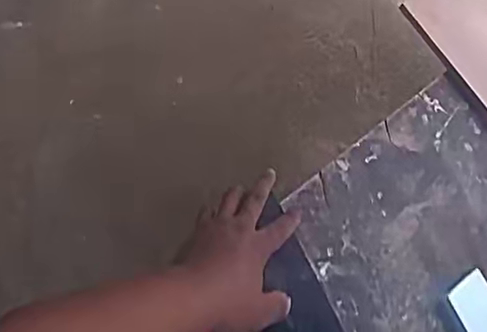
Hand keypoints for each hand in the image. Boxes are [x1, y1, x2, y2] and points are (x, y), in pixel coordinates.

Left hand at [175, 169, 299, 331]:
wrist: (190, 295)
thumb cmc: (226, 302)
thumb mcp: (256, 312)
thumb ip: (273, 305)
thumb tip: (285, 302)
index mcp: (257, 247)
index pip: (279, 231)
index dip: (290, 221)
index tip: (297, 211)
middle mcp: (240, 230)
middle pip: (255, 202)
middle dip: (264, 187)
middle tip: (269, 173)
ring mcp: (218, 227)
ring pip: (230, 200)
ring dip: (236, 192)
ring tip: (239, 186)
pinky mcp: (198, 230)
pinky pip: (205, 213)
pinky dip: (209, 208)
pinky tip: (208, 206)